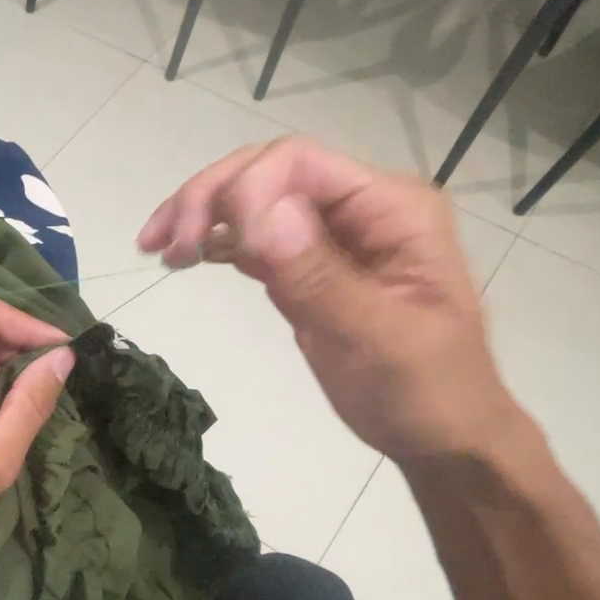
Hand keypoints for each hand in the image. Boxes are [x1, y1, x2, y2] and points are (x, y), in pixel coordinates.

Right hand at [137, 137, 524, 461]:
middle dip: (209, 198)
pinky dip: (216, 243)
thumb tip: (258, 216)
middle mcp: (360, 210)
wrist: (441, 435)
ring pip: (253, 202)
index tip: (200, 243)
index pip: (299, 164)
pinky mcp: (306, 269)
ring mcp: (331, 238)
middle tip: (162, 245)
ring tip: (158, 250)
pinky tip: (183, 259)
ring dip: (201, 217)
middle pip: (268, 173)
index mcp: (391, 209)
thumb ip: (319, 275)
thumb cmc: (425, 391)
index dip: (241, 189)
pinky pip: (255, 239)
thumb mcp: (377, 337)